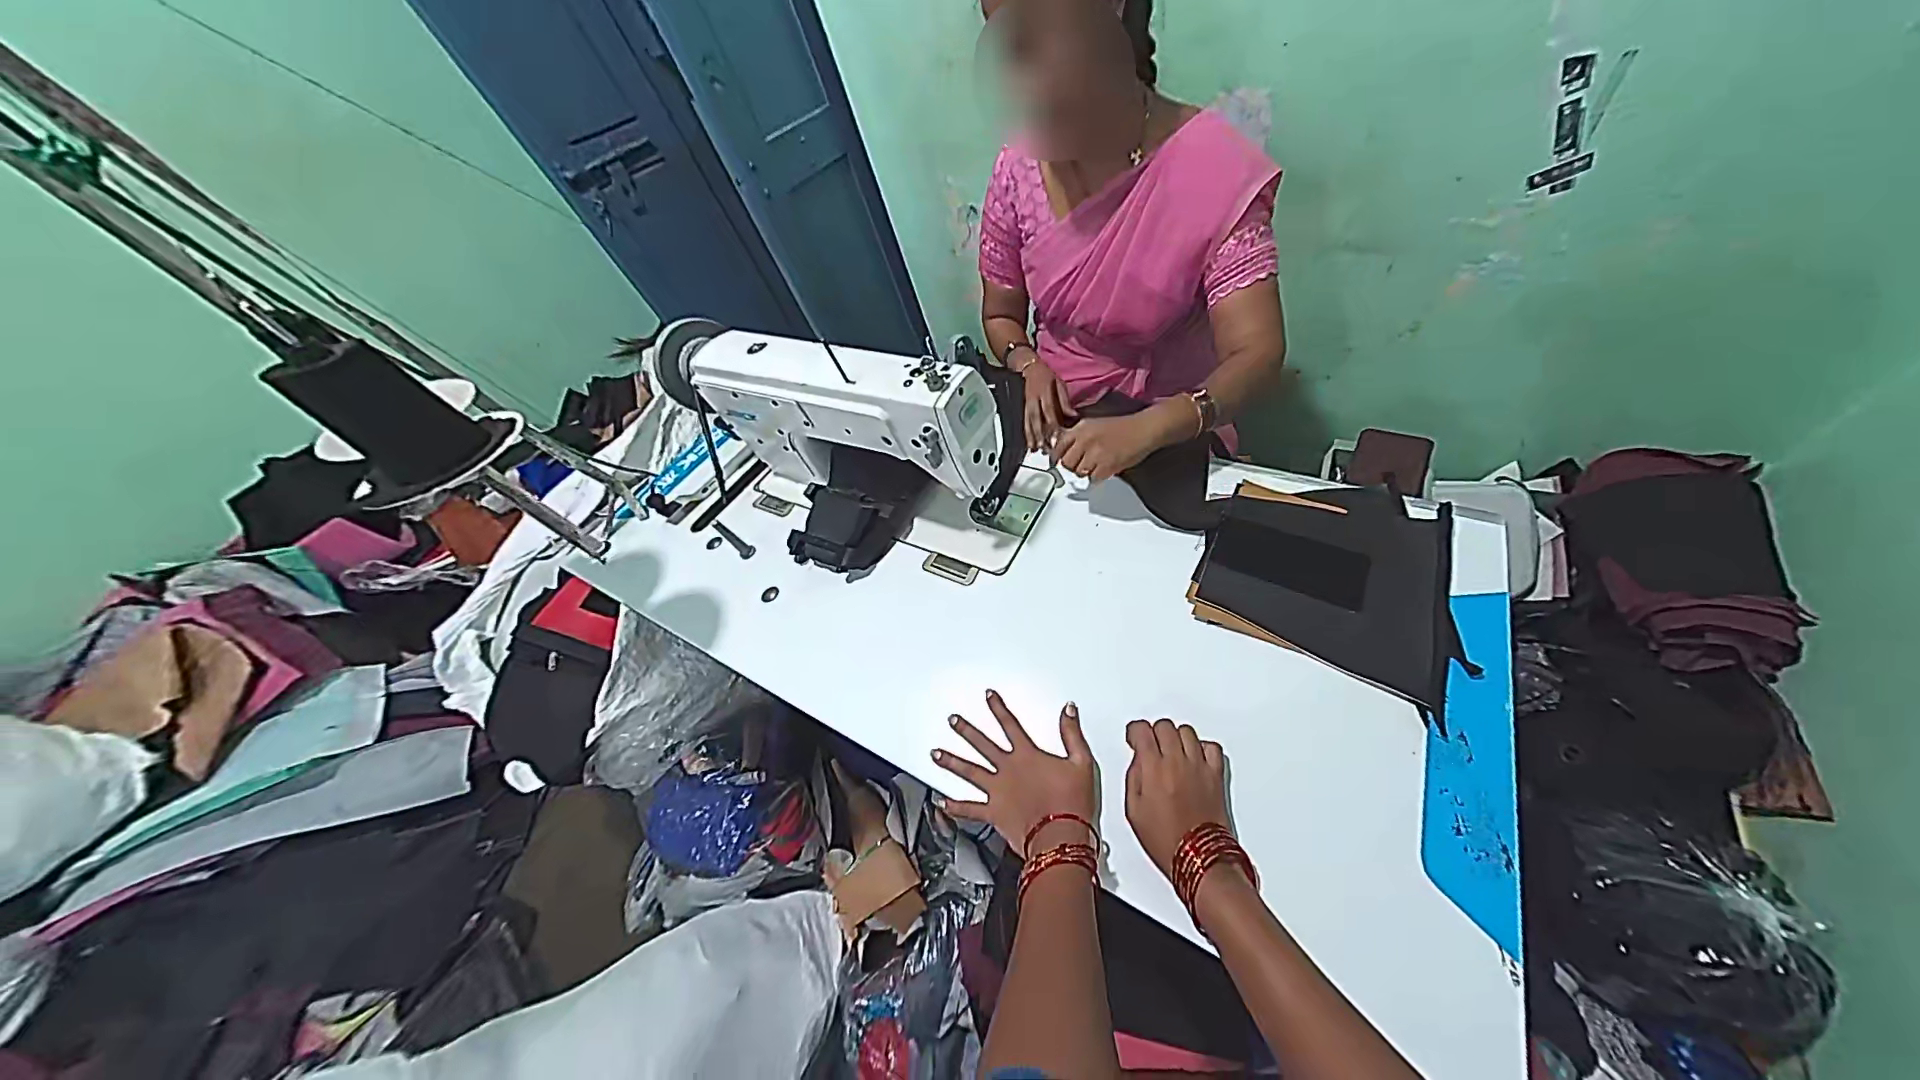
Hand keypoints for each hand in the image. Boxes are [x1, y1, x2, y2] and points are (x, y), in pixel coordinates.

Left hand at [933, 690, 1098, 855]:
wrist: (1060, 837)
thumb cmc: (1072, 803)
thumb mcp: (1081, 763)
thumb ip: (1072, 734)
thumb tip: (1068, 711)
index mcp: (1027, 756)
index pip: (1009, 725)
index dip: (998, 708)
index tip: (988, 696)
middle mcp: (1008, 770)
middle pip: (982, 745)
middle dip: (966, 730)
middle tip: (953, 720)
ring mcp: (997, 791)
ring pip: (969, 772)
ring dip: (951, 762)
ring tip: (936, 754)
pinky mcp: (994, 813)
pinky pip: (970, 809)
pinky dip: (954, 806)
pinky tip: (942, 801)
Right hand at [1018, 351, 1078, 452]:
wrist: (1029, 368)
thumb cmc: (1047, 376)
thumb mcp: (1059, 383)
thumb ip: (1065, 401)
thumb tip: (1074, 416)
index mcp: (1044, 392)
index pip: (1049, 410)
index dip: (1052, 424)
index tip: (1057, 436)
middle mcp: (1034, 400)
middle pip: (1037, 419)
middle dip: (1040, 434)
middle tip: (1045, 447)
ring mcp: (1027, 405)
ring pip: (1028, 423)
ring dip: (1032, 437)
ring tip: (1035, 448)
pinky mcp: (1023, 408)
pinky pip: (1024, 423)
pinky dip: (1027, 434)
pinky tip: (1029, 443)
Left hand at [1052, 410, 1175, 482]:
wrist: (1144, 429)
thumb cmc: (1123, 427)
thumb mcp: (1094, 424)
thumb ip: (1078, 436)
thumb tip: (1063, 450)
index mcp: (1080, 428)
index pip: (1058, 447)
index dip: (1056, 457)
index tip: (1057, 462)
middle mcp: (1085, 440)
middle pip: (1066, 463)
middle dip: (1072, 466)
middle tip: (1082, 465)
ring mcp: (1095, 453)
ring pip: (1079, 472)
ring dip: (1087, 472)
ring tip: (1097, 464)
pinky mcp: (1106, 465)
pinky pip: (1093, 479)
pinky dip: (1098, 477)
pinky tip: (1105, 468)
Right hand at [1124, 719, 1230, 880]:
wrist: (1199, 858)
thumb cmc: (1166, 841)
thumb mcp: (1133, 810)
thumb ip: (1133, 777)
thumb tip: (1138, 761)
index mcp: (1153, 768)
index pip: (1142, 730)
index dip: (1135, 731)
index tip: (1134, 737)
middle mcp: (1177, 762)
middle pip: (1165, 726)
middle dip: (1154, 732)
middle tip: (1151, 744)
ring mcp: (1199, 767)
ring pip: (1187, 732)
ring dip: (1176, 737)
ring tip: (1172, 750)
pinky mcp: (1216, 776)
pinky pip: (1211, 747)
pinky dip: (1202, 747)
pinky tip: (1194, 757)